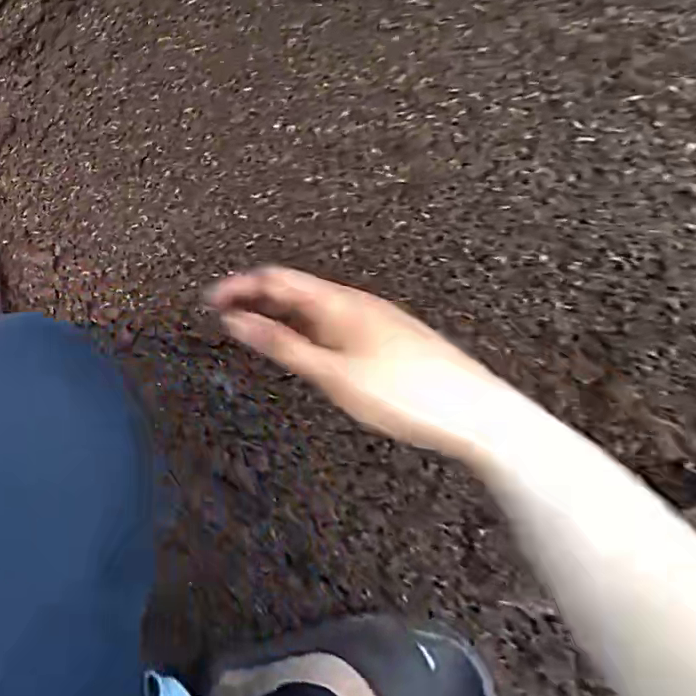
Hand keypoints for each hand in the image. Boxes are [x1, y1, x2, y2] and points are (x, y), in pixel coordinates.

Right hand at [207, 267, 533, 463]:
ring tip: (252, 330)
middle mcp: (354, 303)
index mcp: (338, 302)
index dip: (238, 286)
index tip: (210, 300)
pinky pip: (329, 320)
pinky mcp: (385, 337)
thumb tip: (236, 321)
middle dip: (253, 297)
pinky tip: (299, 346)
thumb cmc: (409, 394)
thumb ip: (280, 344)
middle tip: (223, 314)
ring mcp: (372, 319)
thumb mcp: (332, 372)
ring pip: (311, 305)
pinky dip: (300, 325)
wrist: (486, 418)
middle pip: (292, 288)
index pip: (275, 278)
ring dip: (276, 311)